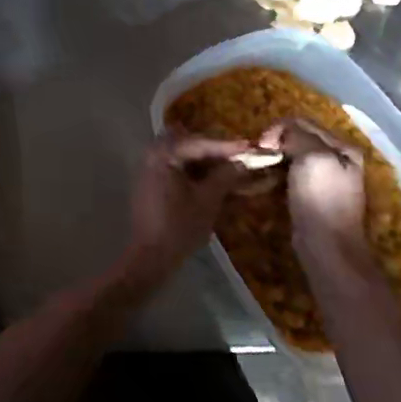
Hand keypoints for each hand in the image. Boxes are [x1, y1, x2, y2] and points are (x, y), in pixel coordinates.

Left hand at [123, 130, 250, 281]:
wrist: (150, 257)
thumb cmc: (179, 227)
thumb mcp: (208, 201)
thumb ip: (225, 176)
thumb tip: (242, 162)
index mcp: (164, 155)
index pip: (200, 144)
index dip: (228, 147)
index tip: (250, 147)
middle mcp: (153, 156)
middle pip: (190, 144)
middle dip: (215, 149)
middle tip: (238, 155)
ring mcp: (151, 170)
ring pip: (184, 157)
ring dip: (206, 161)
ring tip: (228, 168)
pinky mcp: (152, 184)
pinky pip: (177, 169)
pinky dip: (195, 173)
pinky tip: (212, 181)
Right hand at [260, 119, 366, 245]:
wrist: (327, 245)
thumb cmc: (321, 198)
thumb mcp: (313, 157)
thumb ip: (298, 136)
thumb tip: (281, 132)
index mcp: (342, 146)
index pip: (304, 123)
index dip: (280, 127)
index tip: (262, 144)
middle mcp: (338, 158)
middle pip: (300, 138)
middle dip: (277, 141)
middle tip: (259, 154)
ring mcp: (326, 178)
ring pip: (294, 156)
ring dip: (276, 157)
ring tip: (260, 165)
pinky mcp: (312, 195)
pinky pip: (292, 174)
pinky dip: (278, 172)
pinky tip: (267, 179)